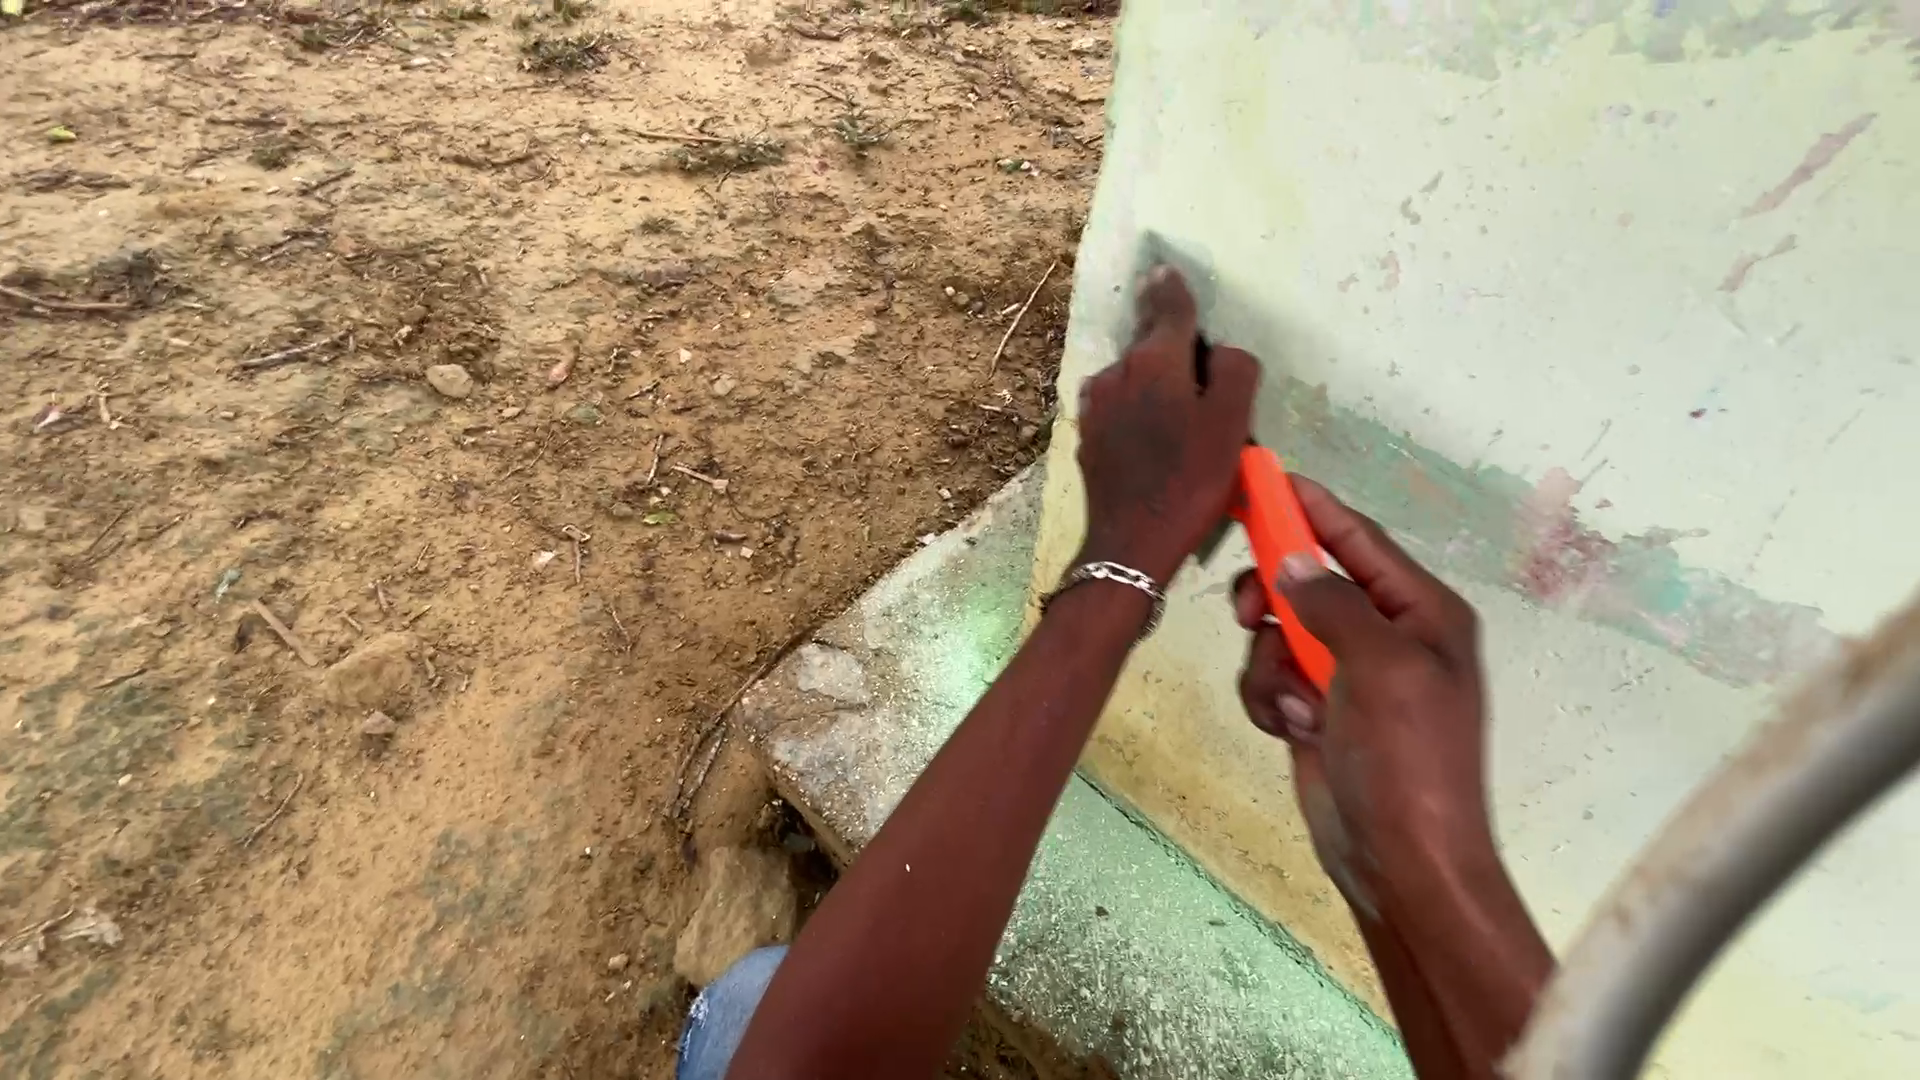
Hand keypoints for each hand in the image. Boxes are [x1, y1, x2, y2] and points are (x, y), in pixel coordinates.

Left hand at [1075, 266, 1258, 583]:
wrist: (1130, 543)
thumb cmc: (1190, 482)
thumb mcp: (1232, 424)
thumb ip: (1235, 371)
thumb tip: (1222, 350)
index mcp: (1153, 362)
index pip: (1168, 308)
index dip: (1172, 289)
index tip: (1166, 270)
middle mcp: (1115, 373)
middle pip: (1149, 344)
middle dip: (1170, 345)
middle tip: (1195, 368)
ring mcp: (1093, 406)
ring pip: (1131, 377)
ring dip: (1152, 381)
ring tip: (1177, 418)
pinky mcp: (1085, 436)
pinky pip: (1117, 406)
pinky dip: (1135, 407)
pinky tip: (1150, 437)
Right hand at [1230, 477, 1493, 917]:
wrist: (1397, 858)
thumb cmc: (1406, 757)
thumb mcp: (1380, 667)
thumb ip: (1333, 603)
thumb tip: (1291, 564)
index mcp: (1419, 612)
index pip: (1356, 538)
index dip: (1310, 506)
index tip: (1262, 478)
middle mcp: (1381, 633)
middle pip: (1304, 581)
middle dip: (1272, 599)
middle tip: (1248, 611)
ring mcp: (1343, 671)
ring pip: (1274, 632)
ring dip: (1270, 668)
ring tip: (1293, 708)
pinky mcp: (1311, 705)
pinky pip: (1266, 675)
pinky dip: (1267, 699)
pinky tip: (1290, 729)